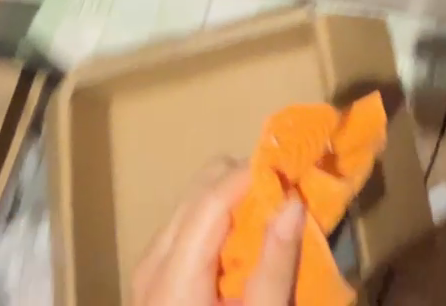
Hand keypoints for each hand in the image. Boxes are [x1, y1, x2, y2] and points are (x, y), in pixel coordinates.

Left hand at [133, 160, 303, 305]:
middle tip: (288, 196)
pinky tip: (247, 243)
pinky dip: (220, 218)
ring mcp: (148, 269)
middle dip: (246, 182)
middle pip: (200, 188)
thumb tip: (294, 199)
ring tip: (272, 218)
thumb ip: (276, 264)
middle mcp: (152, 263)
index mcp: (173, 278)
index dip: (254, 173)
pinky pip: (188, 223)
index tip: (297, 168)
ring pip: (193, 200)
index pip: (212, 197)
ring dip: (235, 198)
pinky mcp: (153, 278)